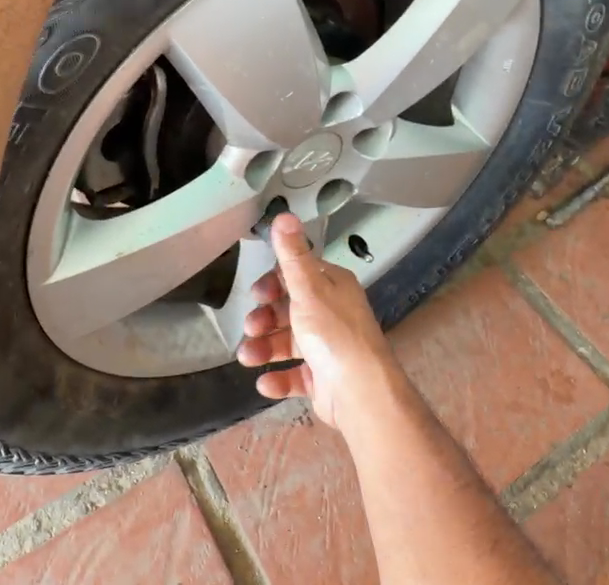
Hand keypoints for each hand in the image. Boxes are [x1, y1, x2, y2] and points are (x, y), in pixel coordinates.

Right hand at [236, 214, 399, 430]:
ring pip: (288, 342)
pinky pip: (295, 375)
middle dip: (265, 318)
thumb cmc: (334, 333)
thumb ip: (292, 255)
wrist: (361, 393)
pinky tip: (264, 382)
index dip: (274, 283)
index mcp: (333, 287)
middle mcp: (332, 313)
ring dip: (264, 348)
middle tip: (251, 327)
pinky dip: (278, 378)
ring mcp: (328, 347)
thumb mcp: (309, 288)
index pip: (299, 275)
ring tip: (247, 357)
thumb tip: (284, 214)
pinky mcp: (323, 378)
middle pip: (290, 309)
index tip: (257, 293)